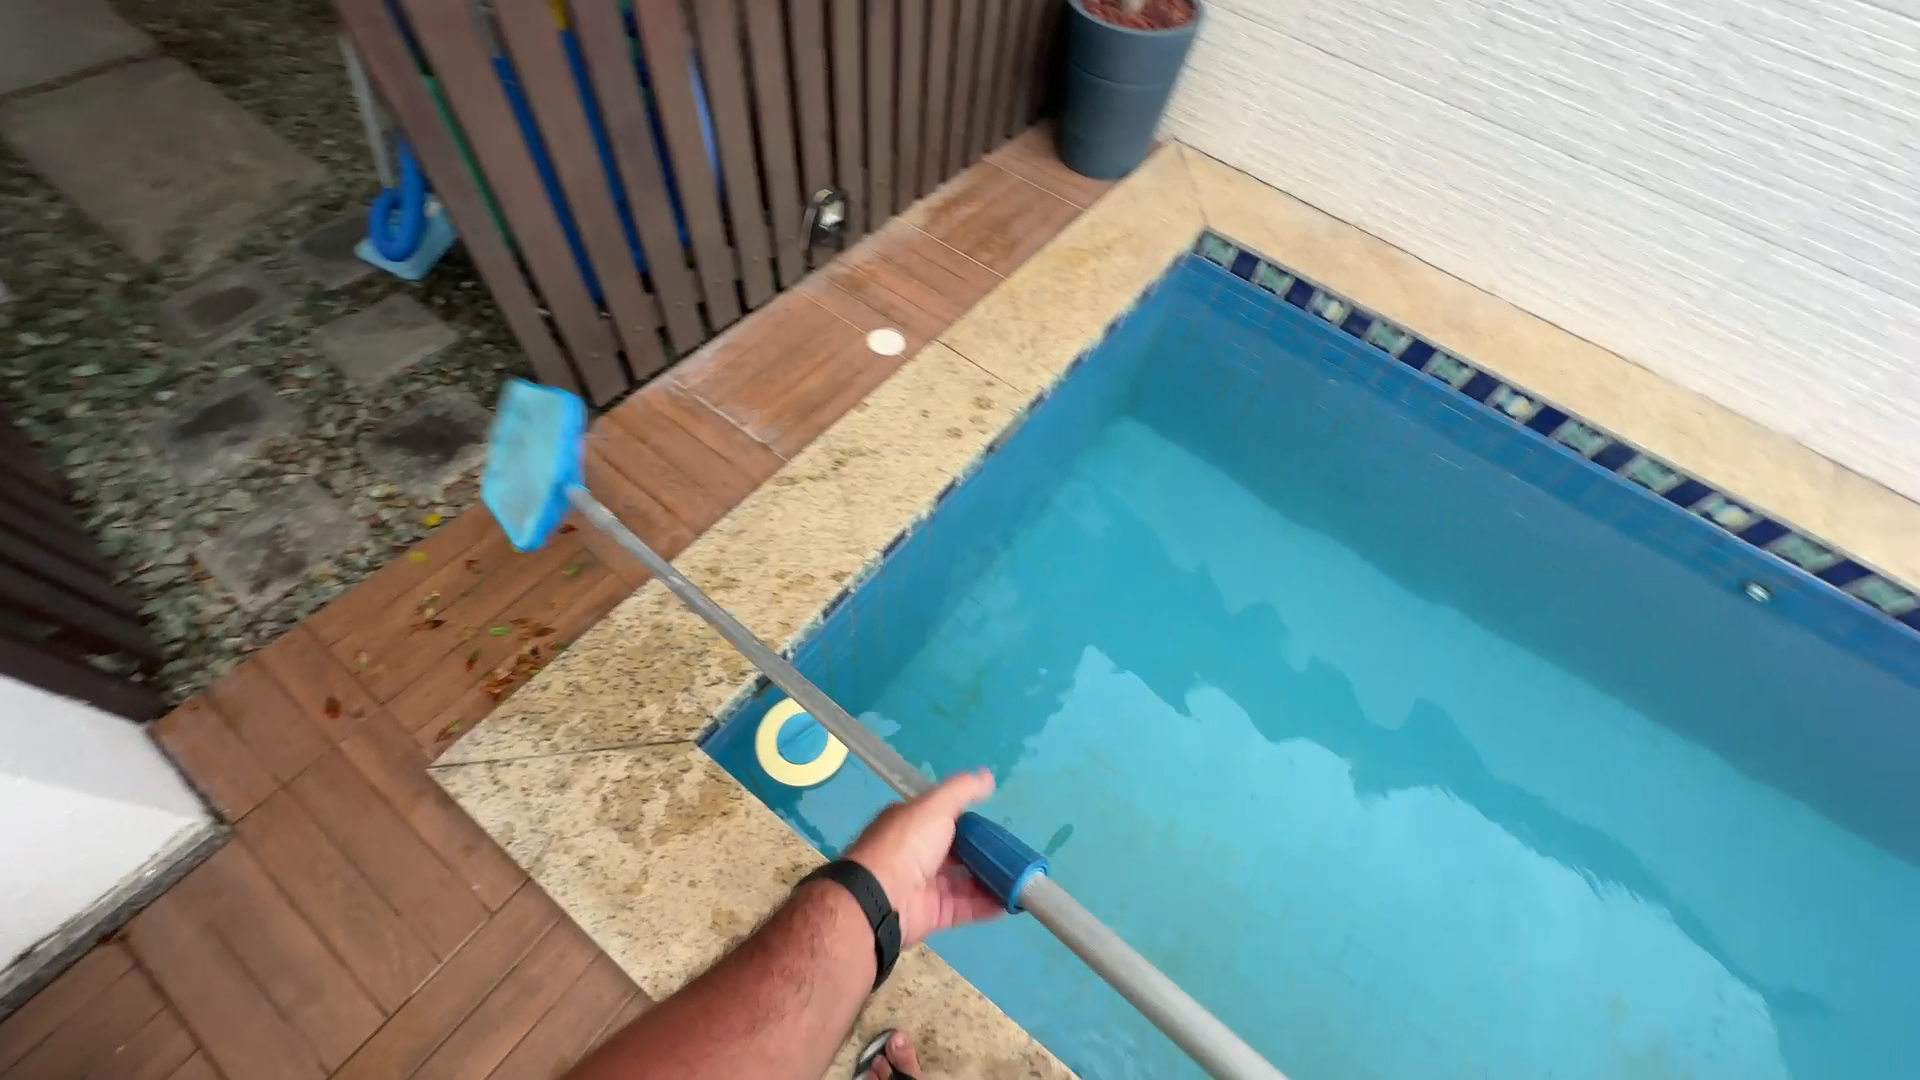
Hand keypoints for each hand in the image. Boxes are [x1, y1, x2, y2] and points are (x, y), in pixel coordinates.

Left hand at [845, 769, 1001, 946]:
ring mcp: (924, 885)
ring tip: (1019, 879)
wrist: (880, 897)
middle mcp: (917, 853)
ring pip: (964, 881)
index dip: (970, 821)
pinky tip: (1009, 902)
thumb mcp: (935, 806)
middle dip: (984, 853)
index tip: (995, 825)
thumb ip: (962, 790)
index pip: (945, 818)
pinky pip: (964, 908)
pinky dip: (986, 905)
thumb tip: (987, 776)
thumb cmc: (908, 843)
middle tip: (1012, 854)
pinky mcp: (932, 914)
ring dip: (990, 880)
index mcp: (913, 824)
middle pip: (957, 852)